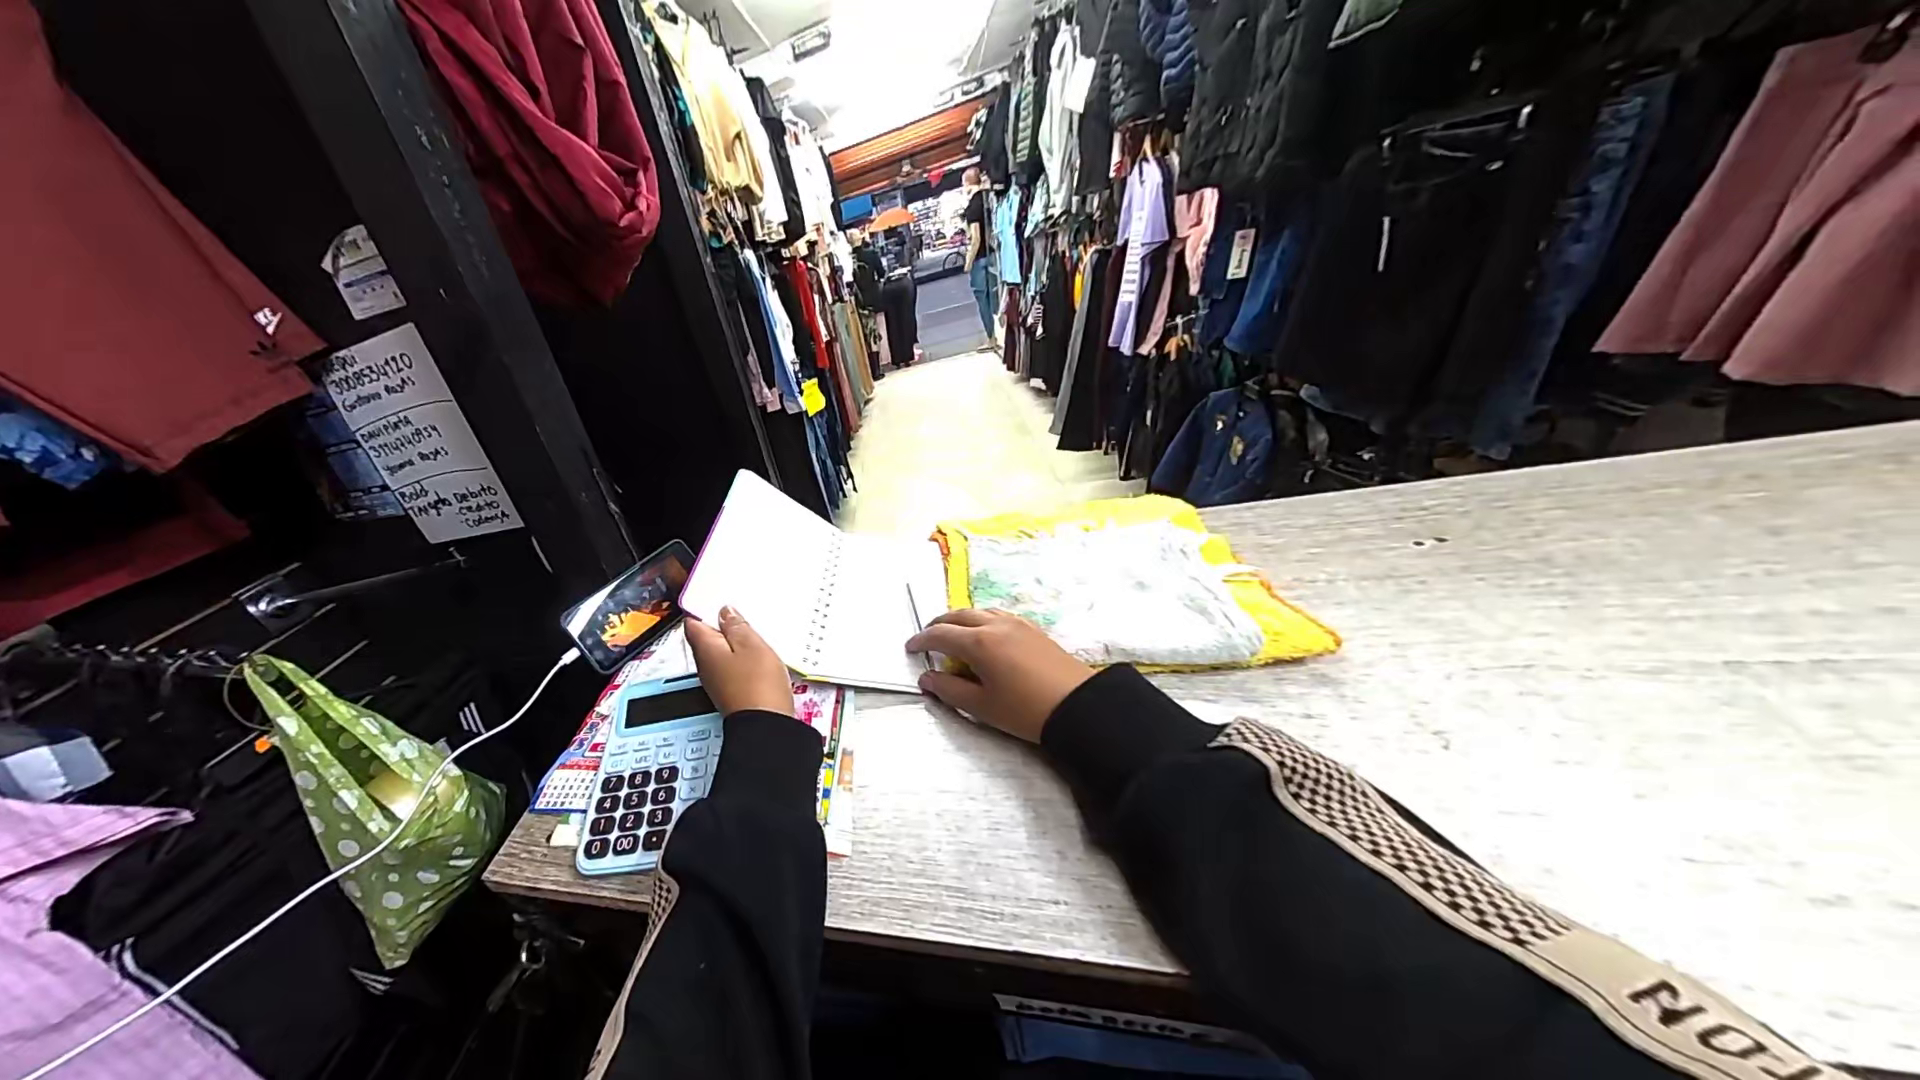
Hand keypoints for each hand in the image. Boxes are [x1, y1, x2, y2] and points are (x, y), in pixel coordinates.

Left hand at [687, 607, 793, 717]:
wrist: (766, 724)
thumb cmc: (758, 685)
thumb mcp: (751, 644)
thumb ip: (736, 626)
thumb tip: (725, 613)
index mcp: (705, 650)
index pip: (693, 623)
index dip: (704, 608)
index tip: (719, 600)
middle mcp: (706, 666)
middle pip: (707, 638)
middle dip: (721, 624)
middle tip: (740, 613)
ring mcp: (718, 680)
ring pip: (720, 652)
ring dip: (733, 641)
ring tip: (753, 632)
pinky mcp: (732, 689)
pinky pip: (732, 666)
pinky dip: (742, 657)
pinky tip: (757, 654)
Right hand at [906, 610, 1094, 742]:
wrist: (1077, 706)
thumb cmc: (1025, 710)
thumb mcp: (982, 706)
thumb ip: (950, 690)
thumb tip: (927, 679)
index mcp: (979, 642)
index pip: (941, 634)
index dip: (922, 640)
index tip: (910, 648)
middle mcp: (996, 625)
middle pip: (959, 615)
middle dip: (939, 624)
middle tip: (927, 638)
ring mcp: (1017, 624)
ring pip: (980, 612)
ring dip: (961, 620)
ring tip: (954, 635)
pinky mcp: (1033, 629)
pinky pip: (998, 615)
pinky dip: (982, 620)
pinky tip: (985, 635)